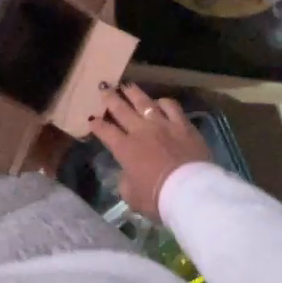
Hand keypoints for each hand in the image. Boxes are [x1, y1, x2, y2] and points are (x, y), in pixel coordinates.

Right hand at [89, 84, 212, 220]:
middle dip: (110, 98)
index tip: (91, 119)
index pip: (106, 131)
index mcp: (125, 148)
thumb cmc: (157, 198)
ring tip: (126, 85)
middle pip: (121, 110)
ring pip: (144, 102)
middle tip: (103, 87)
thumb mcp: (132, 197)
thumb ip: (126, 182)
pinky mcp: (182, 125)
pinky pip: (171, 107)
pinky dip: (163, 102)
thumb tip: (127, 175)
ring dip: (133, 92)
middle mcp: (141, 131)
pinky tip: (160, 101)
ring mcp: (162, 124)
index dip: (97, 124)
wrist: (190, 191)